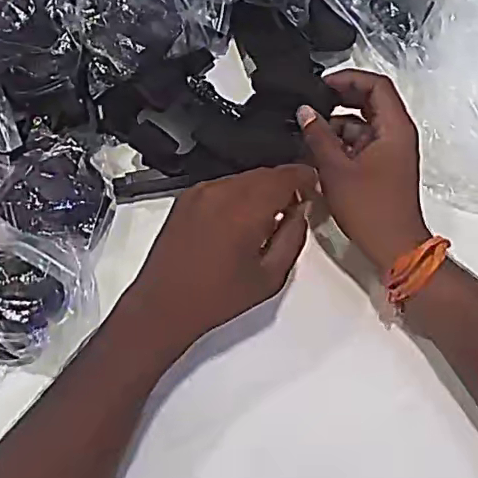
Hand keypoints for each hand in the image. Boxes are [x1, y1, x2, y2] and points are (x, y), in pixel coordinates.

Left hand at [119, 164, 316, 352]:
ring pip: (242, 179)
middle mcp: (220, 193)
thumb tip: (301, 213)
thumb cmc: (214, 297)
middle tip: (296, 206)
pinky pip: (221, 186)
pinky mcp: (185, 199)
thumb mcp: (270, 276)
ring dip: (259, 191)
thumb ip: (293, 237)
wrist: (165, 303)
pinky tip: (239, 222)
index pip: (284, 175)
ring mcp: (199, 193)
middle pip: (263, 174)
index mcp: (244, 209)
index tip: (312, 185)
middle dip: (283, 185)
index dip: (303, 177)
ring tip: (266, 220)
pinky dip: (236, 195)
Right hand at [298, 70, 431, 270]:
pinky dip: (340, 140)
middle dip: (339, 98)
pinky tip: (317, 149)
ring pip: (362, 121)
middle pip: (370, 101)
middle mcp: (396, 134)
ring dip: (336, 122)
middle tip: (312, 102)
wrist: (393, 245)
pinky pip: (360, 140)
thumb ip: (318, 135)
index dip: (348, 78)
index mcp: (394, 128)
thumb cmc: (371, 210)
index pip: (376, 85)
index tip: (322, 84)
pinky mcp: (382, 164)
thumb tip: (305, 112)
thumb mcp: (336, 168)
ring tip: (308, 130)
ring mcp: (390, 149)